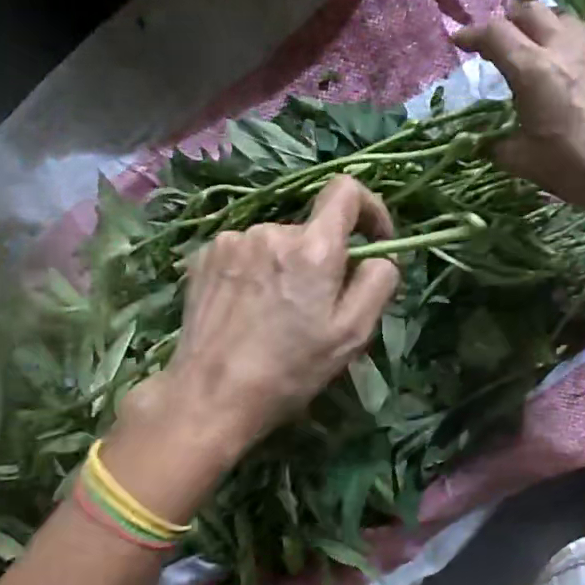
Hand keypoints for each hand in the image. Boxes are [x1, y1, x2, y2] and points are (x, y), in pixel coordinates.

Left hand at [102, 177, 399, 518]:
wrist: (212, 394)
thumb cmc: (292, 368)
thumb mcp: (353, 332)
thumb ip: (379, 282)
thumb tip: (381, 257)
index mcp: (313, 247)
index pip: (346, 190)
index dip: (371, 208)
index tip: (376, 242)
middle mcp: (271, 231)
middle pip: (314, 227)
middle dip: (327, 257)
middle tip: (323, 305)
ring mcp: (232, 241)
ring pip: (280, 242)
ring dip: (291, 265)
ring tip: (282, 312)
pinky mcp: (203, 257)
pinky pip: (249, 251)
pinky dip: (261, 270)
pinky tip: (252, 308)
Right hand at [454, 3, 584, 231]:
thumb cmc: (571, 167)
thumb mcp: (523, 160)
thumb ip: (499, 145)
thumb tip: (486, 144)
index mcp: (532, 68)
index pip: (495, 33)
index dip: (472, 34)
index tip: (461, 41)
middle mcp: (563, 48)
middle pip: (531, 11)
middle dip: (509, 20)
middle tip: (500, 39)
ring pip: (563, 18)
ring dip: (544, 24)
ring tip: (536, 44)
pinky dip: (570, 43)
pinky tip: (570, 65)